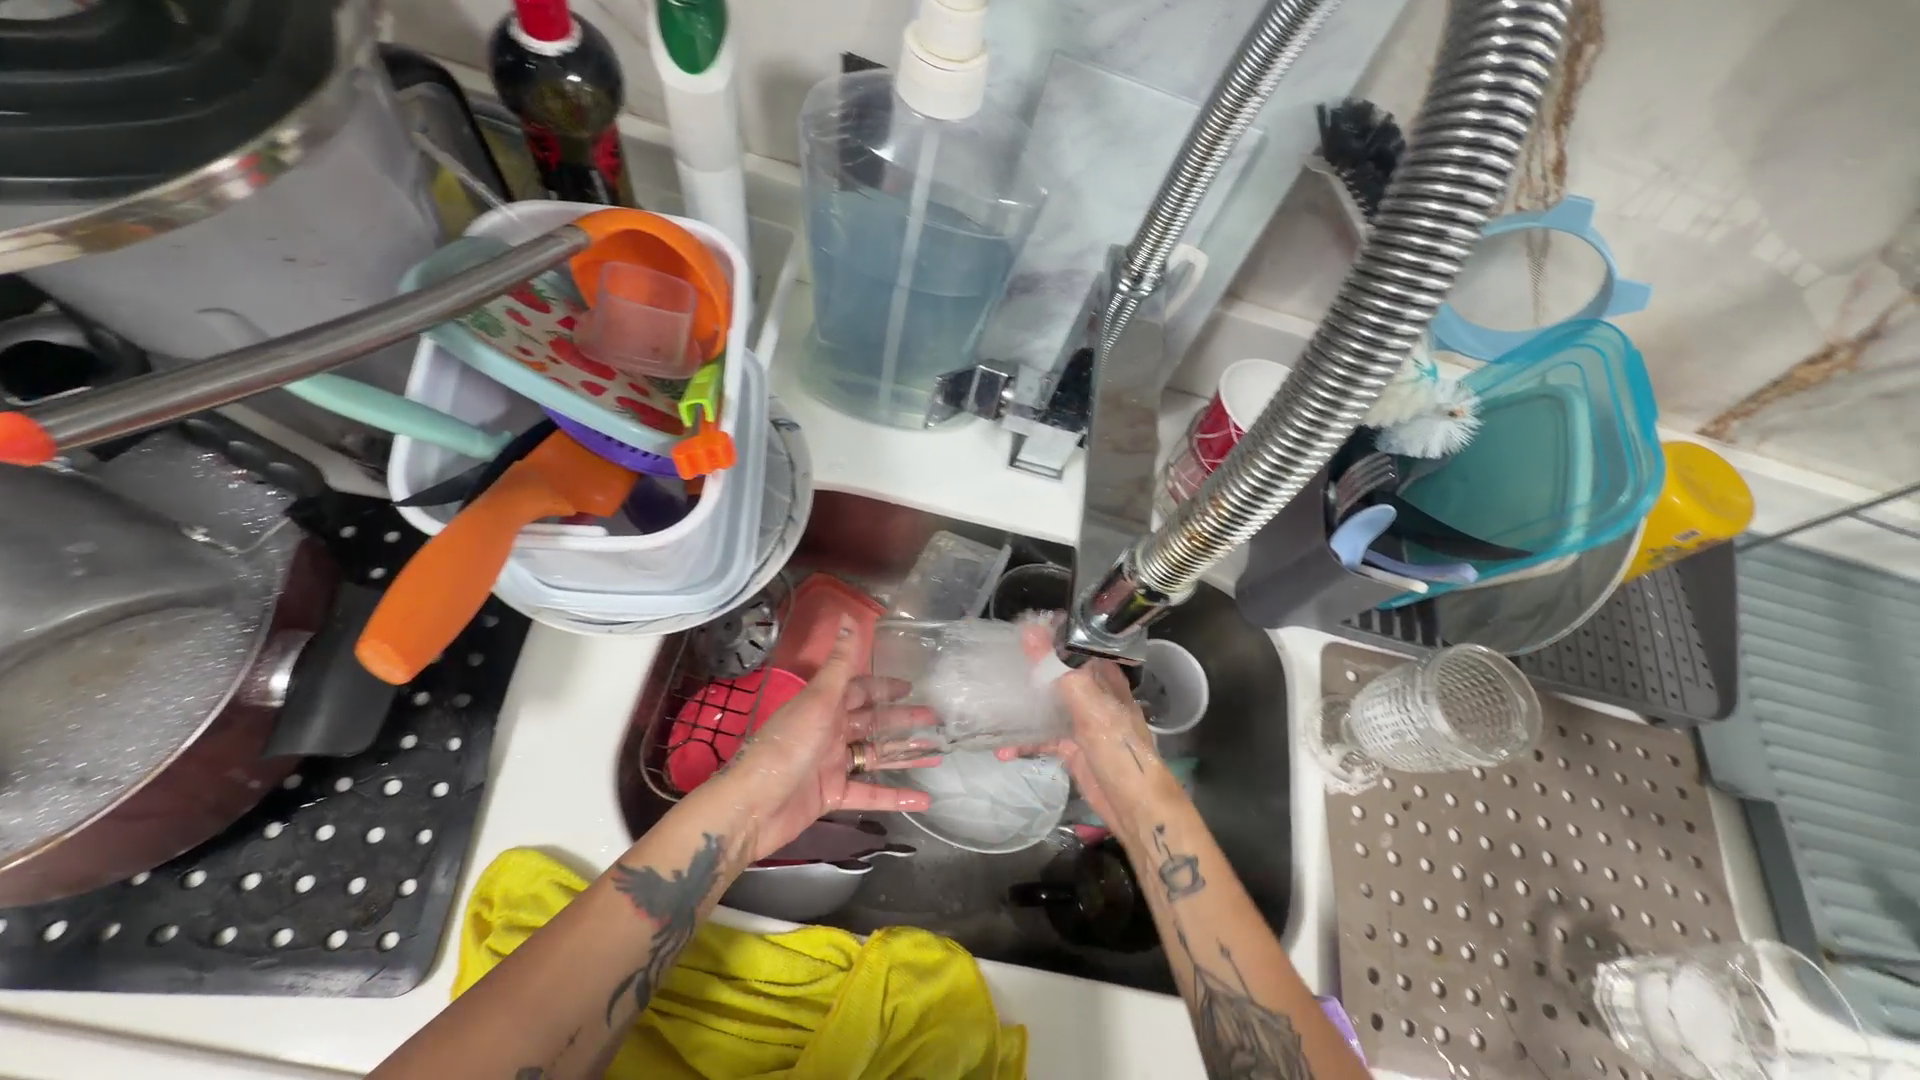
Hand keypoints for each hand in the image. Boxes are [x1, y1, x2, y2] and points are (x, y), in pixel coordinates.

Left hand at [712, 616, 932, 861]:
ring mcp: (831, 764)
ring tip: (938, 751)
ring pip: (876, 756)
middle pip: (873, 723)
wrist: (753, 805)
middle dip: (903, 720)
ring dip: (905, 754)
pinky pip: (870, 793)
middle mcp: (829, 732)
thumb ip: (839, 662)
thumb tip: (848, 616)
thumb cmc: (787, 746)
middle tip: (936, 719)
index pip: (860, 690)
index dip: (884, 687)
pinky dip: (895, 795)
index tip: (911, 687)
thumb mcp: (818, 700)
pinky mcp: (833, 795)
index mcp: (824, 706)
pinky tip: (924, 798)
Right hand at [1003, 621, 1175, 838]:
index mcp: (1104, 678)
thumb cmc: (1118, 749)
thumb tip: (1030, 632)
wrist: (1134, 805)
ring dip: (1022, 711)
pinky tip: (1003, 750)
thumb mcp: (1089, 706)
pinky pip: (1042, 739)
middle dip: (1028, 673)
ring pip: (1046, 707)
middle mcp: (1093, 696)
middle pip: (1056, 676)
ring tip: (992, 710)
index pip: (1074, 647)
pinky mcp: (1071, 748)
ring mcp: (1081, 722)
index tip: (1016, 632)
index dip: (1049, 637)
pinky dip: (1024, 743)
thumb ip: (1058, 671)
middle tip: (995, 666)